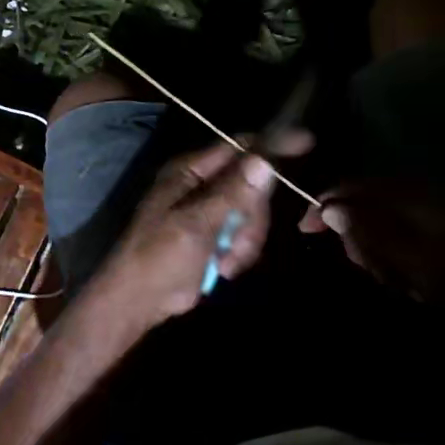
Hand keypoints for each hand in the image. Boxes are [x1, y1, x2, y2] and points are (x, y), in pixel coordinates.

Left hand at [86, 132, 309, 326]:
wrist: (138, 301)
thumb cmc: (158, 257)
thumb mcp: (196, 224)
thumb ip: (232, 193)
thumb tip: (264, 161)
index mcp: (190, 172)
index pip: (238, 147)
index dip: (270, 146)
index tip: (306, 142)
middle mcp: (202, 184)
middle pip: (252, 185)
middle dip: (252, 218)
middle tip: (239, 244)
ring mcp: (209, 209)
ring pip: (252, 212)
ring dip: (246, 241)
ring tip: (225, 263)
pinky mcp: (215, 234)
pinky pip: (245, 234)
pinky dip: (240, 253)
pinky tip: (224, 268)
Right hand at [299, 178, 444, 302]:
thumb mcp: (418, 264)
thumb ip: (372, 233)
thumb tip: (330, 207)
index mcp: (417, 195)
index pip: (356, 185)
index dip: (326, 203)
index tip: (304, 230)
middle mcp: (427, 196)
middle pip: (369, 204)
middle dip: (359, 236)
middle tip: (369, 270)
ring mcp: (442, 214)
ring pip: (388, 225)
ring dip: (381, 253)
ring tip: (396, 283)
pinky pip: (408, 240)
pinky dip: (400, 261)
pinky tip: (412, 284)